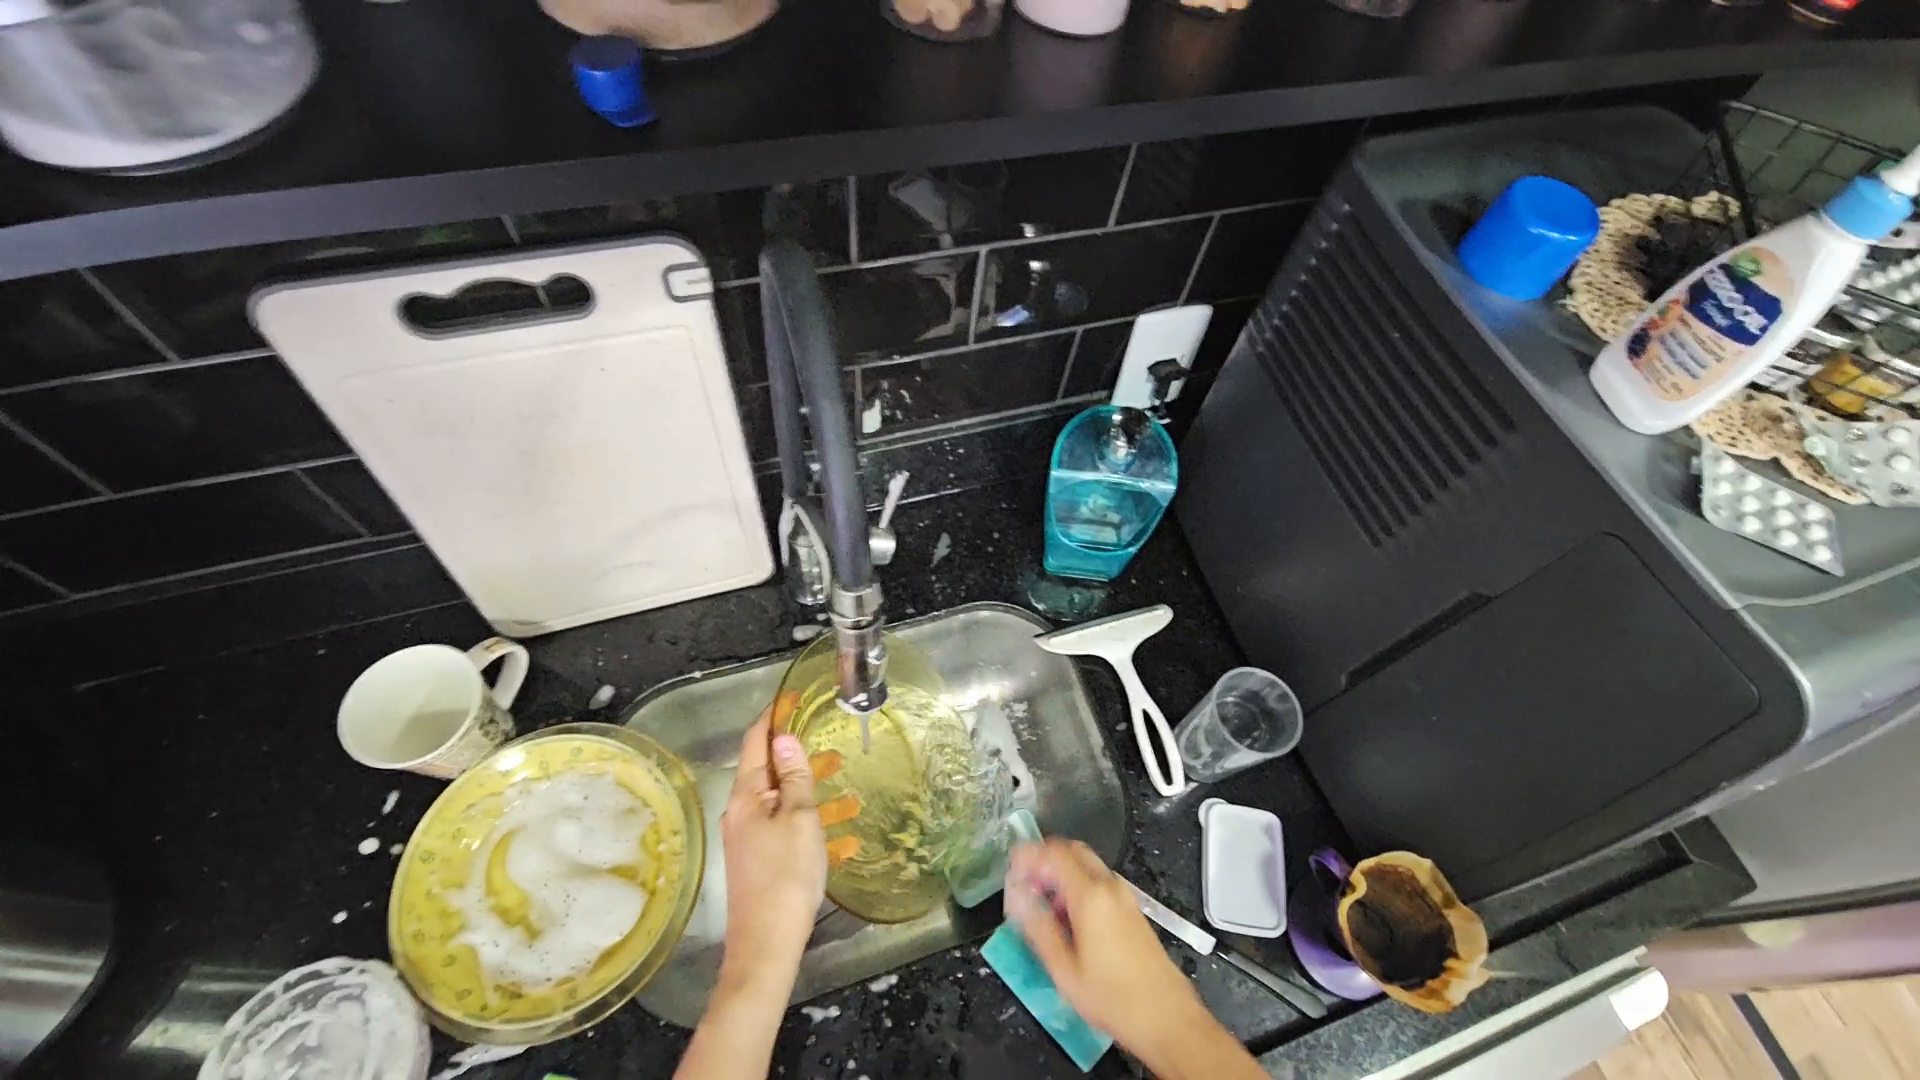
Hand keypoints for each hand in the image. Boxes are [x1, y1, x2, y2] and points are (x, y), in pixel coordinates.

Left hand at [719, 705, 826, 975]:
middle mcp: (742, 812)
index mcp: (747, 796)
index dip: (773, 717)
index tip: (792, 697)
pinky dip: (811, 820)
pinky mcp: (759, 861)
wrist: (767, 943)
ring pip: (782, 800)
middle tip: (829, 738)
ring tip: (843, 776)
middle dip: (799, 752)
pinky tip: (842, 830)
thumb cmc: (786, 874)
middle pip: (769, 770)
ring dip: (811, 786)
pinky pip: (786, 827)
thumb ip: (795, 776)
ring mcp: (749, 838)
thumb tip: (783, 737)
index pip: (755, 742)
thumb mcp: (799, 818)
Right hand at [1005, 840, 1208, 1054]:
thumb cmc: (1112, 997)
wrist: (1167, 1017)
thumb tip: (1017, 897)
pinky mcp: (1131, 908)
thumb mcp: (1064, 970)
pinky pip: (1098, 881)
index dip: (1028, 856)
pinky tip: (1068, 919)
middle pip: (1072, 851)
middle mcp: (1109, 885)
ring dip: (1061, 874)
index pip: (1054, 853)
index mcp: (1090, 895)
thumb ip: (1038, 927)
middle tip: (1025, 886)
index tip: (1012, 873)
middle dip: (1044, 860)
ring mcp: (1124, 895)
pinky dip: (1077, 886)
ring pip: (1086, 865)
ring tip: (1043, 906)